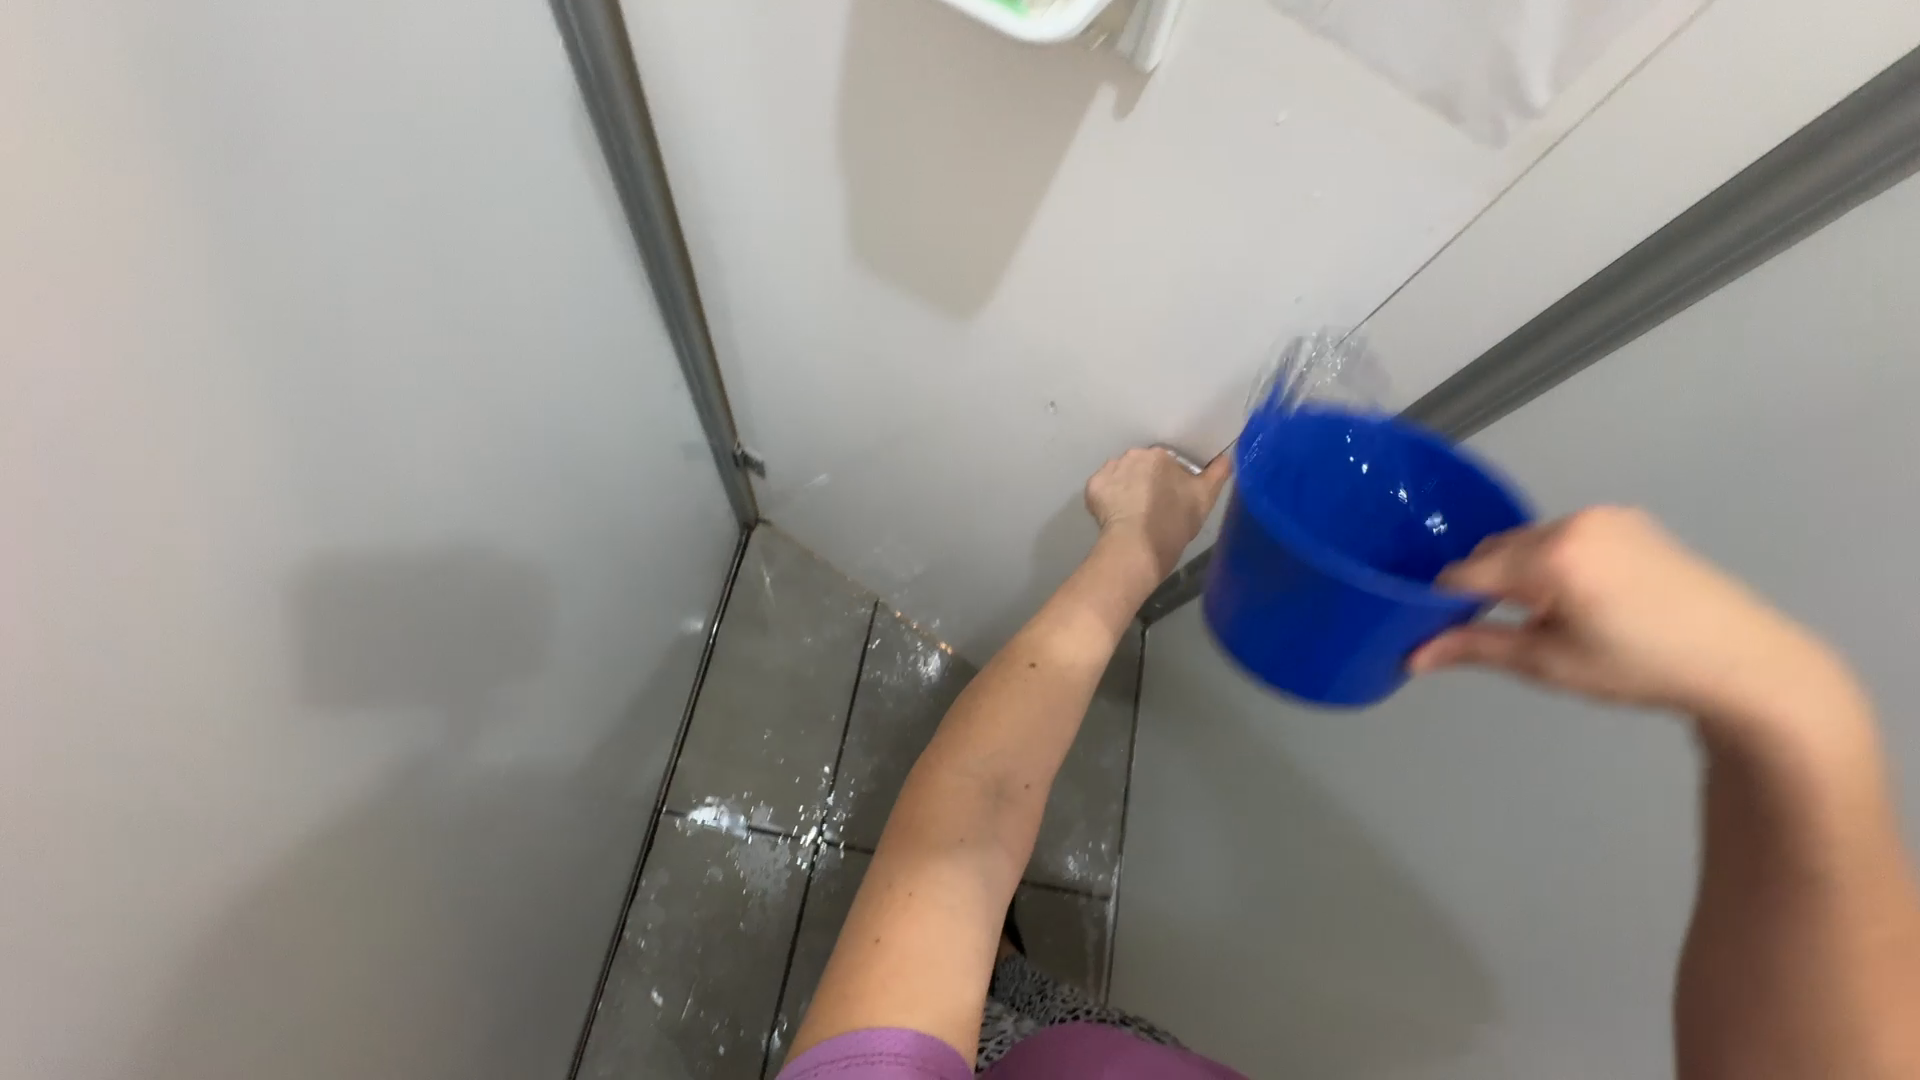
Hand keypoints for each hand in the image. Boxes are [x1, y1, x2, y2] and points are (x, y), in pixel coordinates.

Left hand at [1085, 447, 1232, 579]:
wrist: (1138, 546)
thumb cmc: (1175, 521)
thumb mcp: (1205, 497)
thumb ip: (1218, 472)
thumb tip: (1226, 457)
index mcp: (1160, 455)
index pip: (1165, 463)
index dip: (1168, 481)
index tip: (1170, 499)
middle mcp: (1132, 455)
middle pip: (1140, 466)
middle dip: (1144, 481)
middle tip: (1151, 507)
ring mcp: (1109, 471)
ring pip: (1119, 476)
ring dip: (1124, 488)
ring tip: (1132, 513)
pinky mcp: (1092, 488)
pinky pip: (1102, 489)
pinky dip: (1107, 500)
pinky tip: (1117, 516)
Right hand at [1408, 506, 1856, 728]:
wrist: (1751, 666)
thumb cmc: (1641, 669)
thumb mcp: (1547, 663)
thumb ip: (1473, 649)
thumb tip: (1410, 658)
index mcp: (1553, 556)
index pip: (1465, 572)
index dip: (1443, 602)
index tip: (1439, 629)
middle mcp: (1574, 524)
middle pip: (1493, 552)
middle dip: (1484, 587)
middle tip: (1499, 629)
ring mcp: (1606, 518)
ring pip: (1525, 542)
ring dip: (1516, 572)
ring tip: (1544, 615)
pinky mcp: (1629, 521)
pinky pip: (1561, 536)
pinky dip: (1549, 560)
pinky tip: (1576, 595)